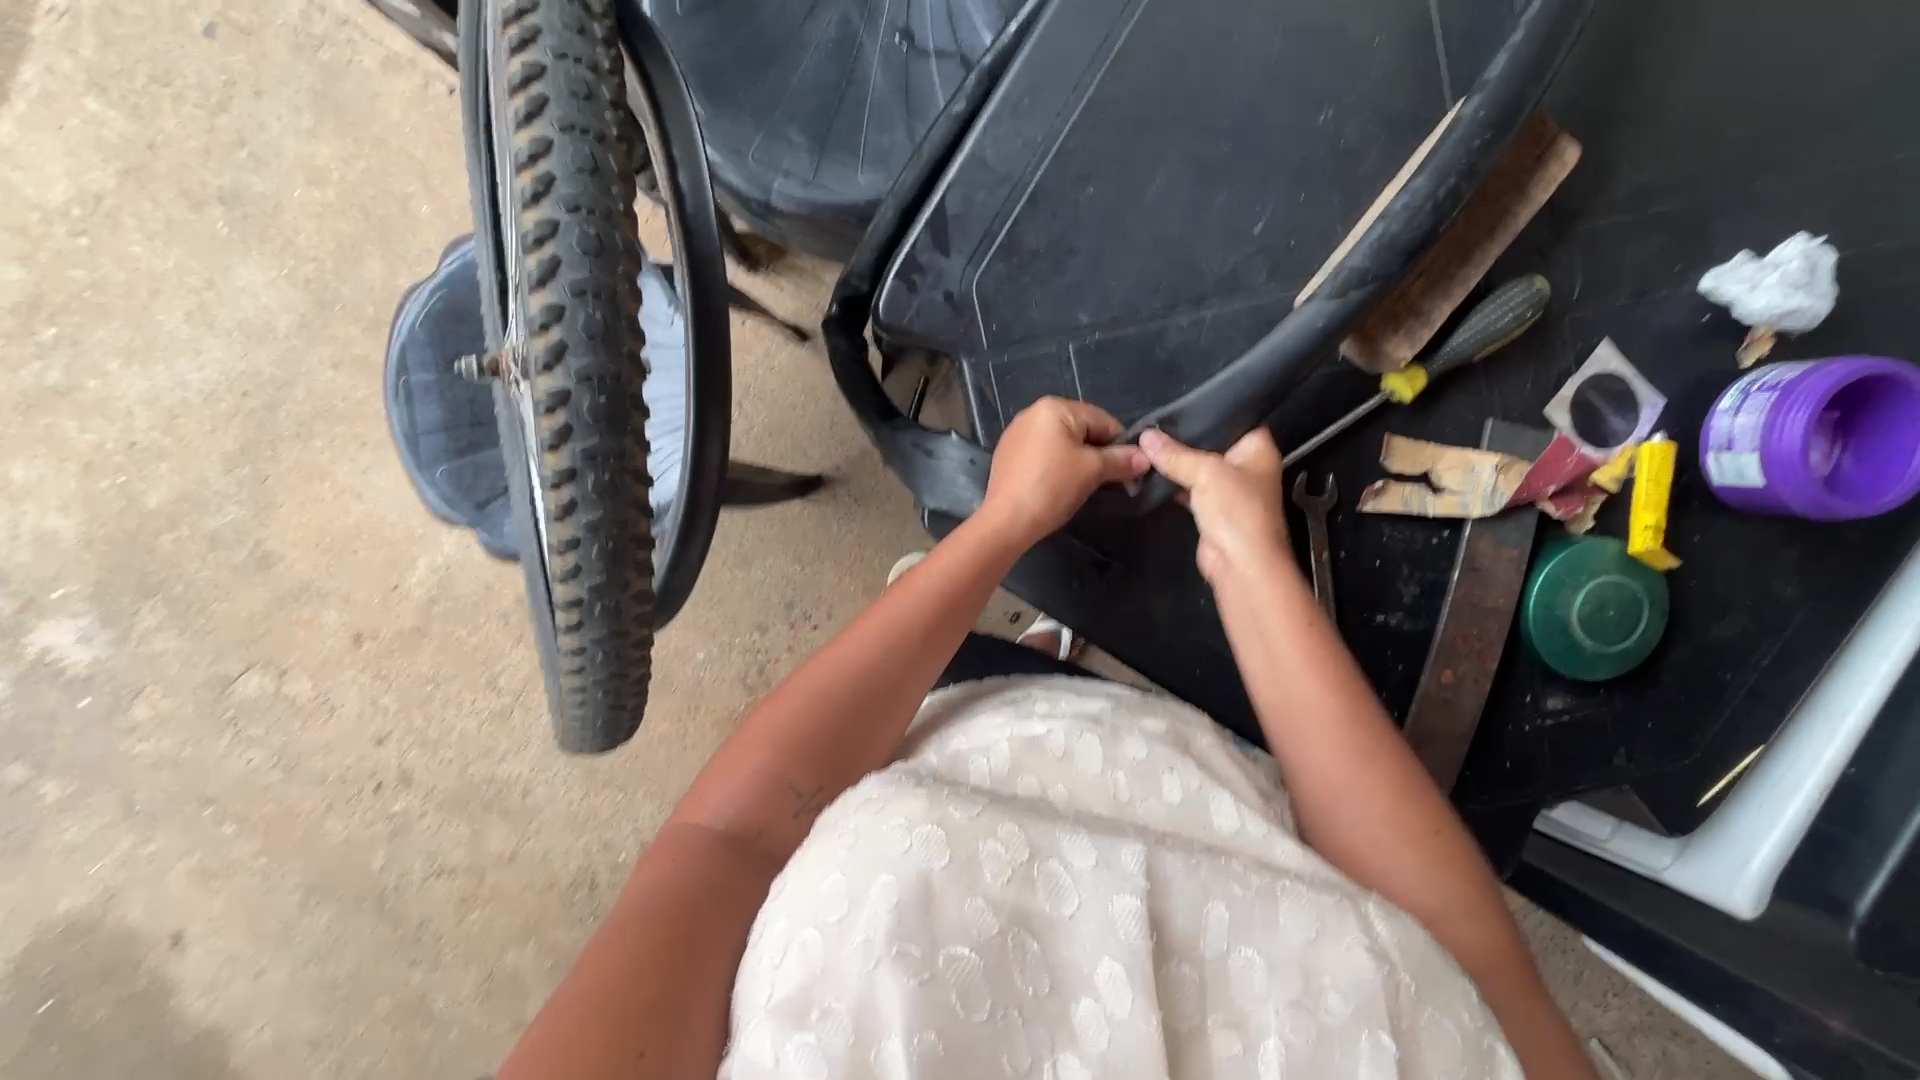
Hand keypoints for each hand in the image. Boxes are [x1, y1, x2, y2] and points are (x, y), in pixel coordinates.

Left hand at [980, 397, 1149, 547]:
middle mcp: (1033, 413)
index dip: (1120, 445)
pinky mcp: (1008, 455)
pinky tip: (1059, 487)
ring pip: (1062, 443)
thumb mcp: (1092, 471)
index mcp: (1054, 407)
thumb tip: (1146, 458)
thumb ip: (1121, 460)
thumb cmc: (1052, 487)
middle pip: (1082, 430)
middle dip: (1098, 454)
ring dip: (1078, 462)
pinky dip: (1057, 467)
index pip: (1102, 420)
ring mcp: (1017, 434)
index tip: (1129, 470)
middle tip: (1108, 481)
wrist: (1007, 521)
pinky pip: (1043, 454)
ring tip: (1083, 486)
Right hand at [1139, 427, 1291, 586]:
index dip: (1209, 411)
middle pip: (1212, 444)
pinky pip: (1190, 489)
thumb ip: (1175, 454)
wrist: (1240, 564)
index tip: (1178, 403)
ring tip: (1146, 446)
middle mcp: (1247, 466)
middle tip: (1154, 425)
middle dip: (1185, 438)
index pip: (1236, 418)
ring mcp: (1230, 490)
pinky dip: (1173, 485)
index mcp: (1258, 449)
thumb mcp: (1205, 472)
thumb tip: (1145, 435)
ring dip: (1176, 463)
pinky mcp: (1213, 510)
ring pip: (1199, 468)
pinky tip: (1150, 475)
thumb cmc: (1236, 509)